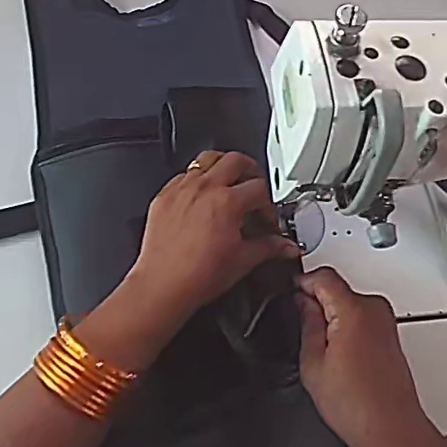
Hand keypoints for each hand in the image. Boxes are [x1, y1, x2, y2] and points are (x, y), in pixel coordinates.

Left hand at [122, 150, 300, 323]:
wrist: (162, 287)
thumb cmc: (196, 276)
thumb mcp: (243, 260)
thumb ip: (268, 247)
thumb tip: (284, 246)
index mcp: (227, 202)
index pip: (260, 189)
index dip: (269, 204)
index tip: (267, 218)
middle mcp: (203, 189)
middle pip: (236, 160)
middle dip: (251, 171)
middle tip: (255, 185)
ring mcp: (181, 190)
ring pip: (207, 159)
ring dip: (222, 166)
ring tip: (229, 180)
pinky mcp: (164, 196)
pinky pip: (183, 174)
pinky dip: (196, 179)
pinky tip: (201, 195)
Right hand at [295, 267, 442, 446]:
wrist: (392, 431)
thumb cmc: (358, 407)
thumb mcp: (313, 364)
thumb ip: (306, 324)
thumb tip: (302, 303)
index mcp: (353, 310)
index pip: (323, 275)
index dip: (302, 281)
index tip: (291, 291)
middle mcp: (374, 308)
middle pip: (336, 287)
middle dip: (316, 300)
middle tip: (302, 325)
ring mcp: (385, 320)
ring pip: (349, 302)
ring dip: (332, 314)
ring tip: (322, 349)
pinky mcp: (390, 332)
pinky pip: (361, 315)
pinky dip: (346, 325)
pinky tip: (339, 355)